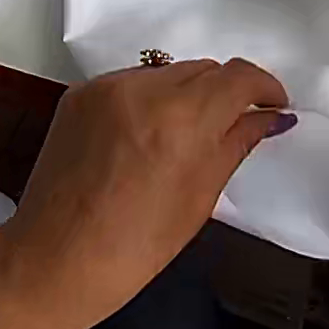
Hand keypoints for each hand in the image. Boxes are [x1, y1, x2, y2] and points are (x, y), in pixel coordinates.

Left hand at [0, 58, 291, 328]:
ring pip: (169, 71)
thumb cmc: (138, 246)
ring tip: (184, 135)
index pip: (238, 77)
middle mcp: (142, 90)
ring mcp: (106, 88)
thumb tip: (270, 117)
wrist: (56, 259)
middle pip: (205, 68)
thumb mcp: (201, 196)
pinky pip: (134, 81)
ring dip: (189, 94)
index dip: (265, 87)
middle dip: (226, 93)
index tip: (272, 106)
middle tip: (232, 126)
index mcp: (180, 121)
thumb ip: (237, 143)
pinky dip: (151, 99)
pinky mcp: (80, 93)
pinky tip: (146, 135)